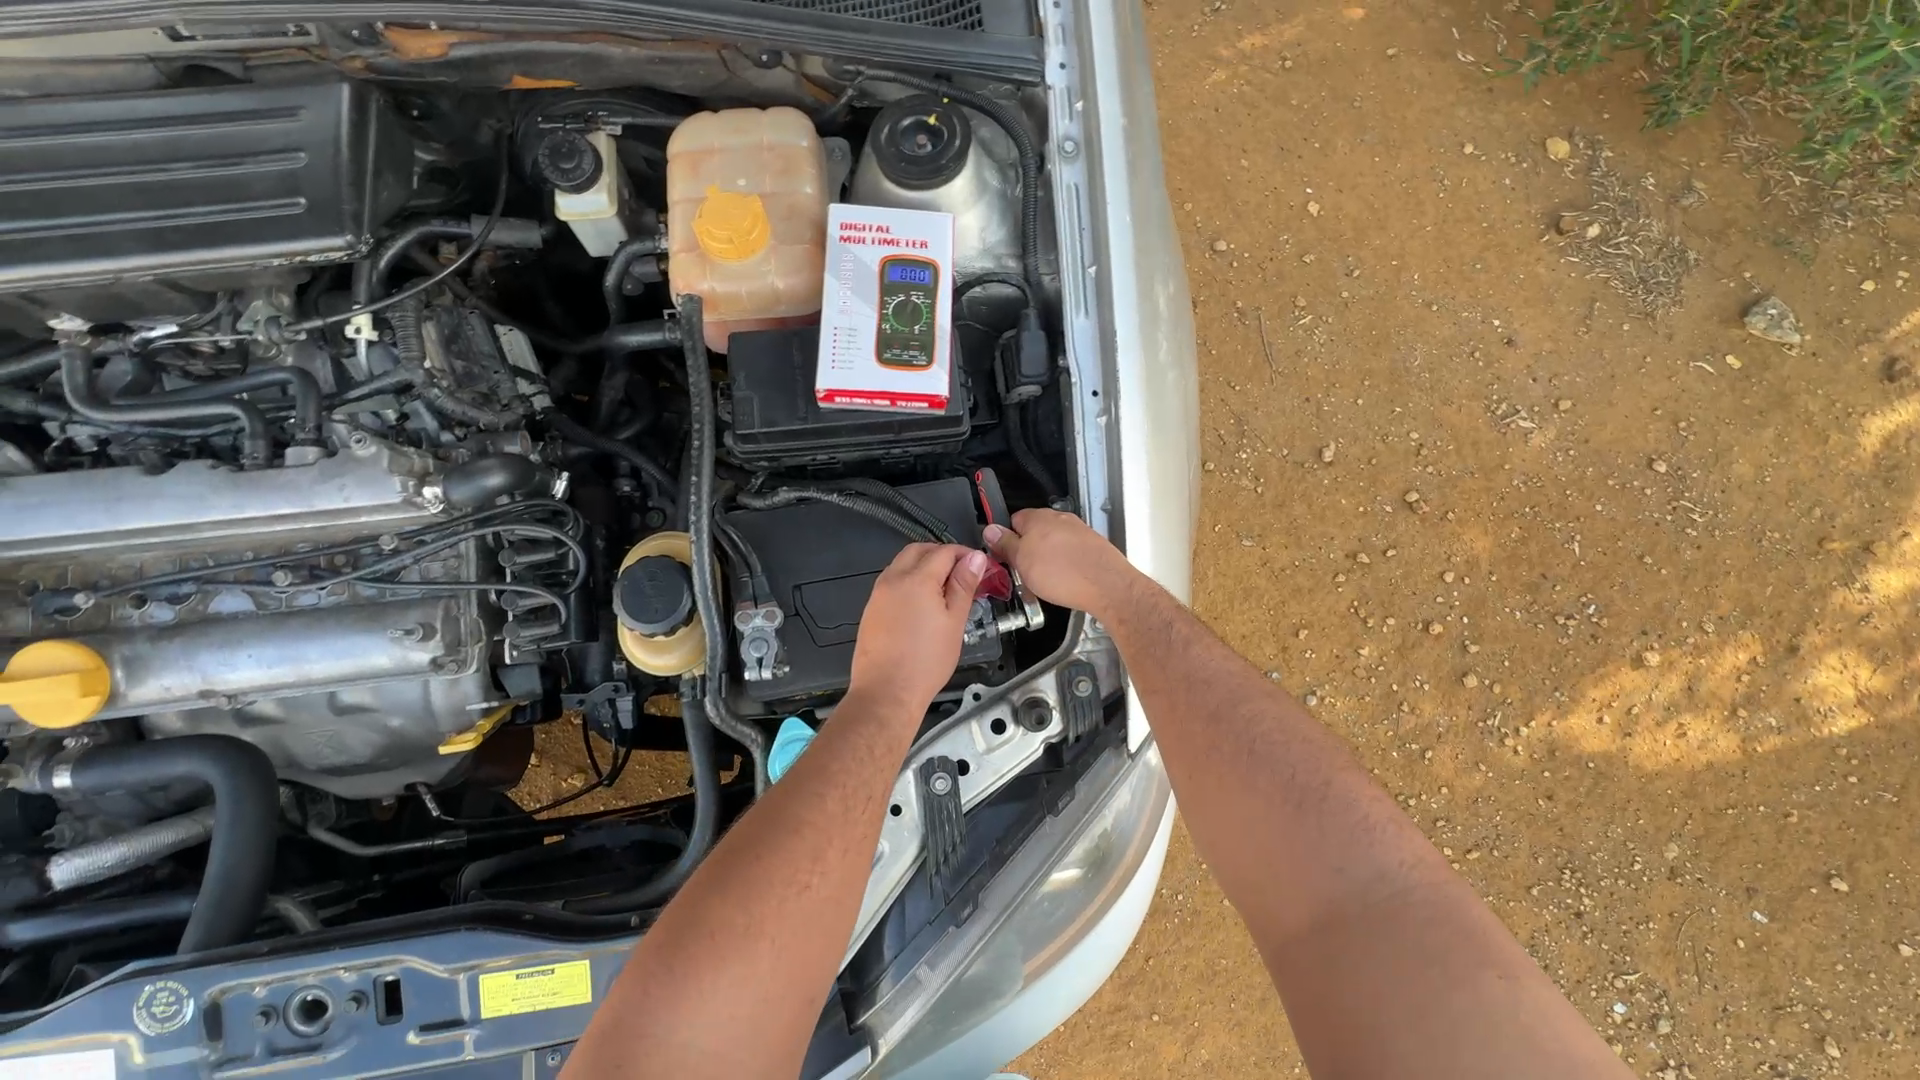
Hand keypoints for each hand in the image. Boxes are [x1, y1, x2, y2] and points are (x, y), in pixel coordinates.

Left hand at [848, 544, 989, 713]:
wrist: (886, 692)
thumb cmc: (925, 662)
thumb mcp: (954, 622)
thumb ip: (963, 585)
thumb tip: (974, 559)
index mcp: (917, 580)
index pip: (945, 552)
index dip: (966, 555)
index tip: (980, 567)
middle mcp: (893, 580)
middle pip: (919, 550)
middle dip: (942, 554)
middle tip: (963, 573)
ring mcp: (878, 594)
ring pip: (902, 564)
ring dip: (924, 566)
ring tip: (945, 588)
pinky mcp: (871, 609)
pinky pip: (892, 582)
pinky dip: (909, 581)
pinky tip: (923, 603)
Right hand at [983, 509, 1137, 617]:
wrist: (1107, 586)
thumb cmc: (1066, 573)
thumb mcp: (1022, 561)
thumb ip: (1005, 544)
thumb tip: (991, 531)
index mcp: (1039, 517)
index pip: (1013, 519)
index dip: (1006, 538)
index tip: (1003, 554)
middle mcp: (1060, 519)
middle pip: (1034, 531)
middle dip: (1027, 550)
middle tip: (1022, 571)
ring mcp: (1079, 532)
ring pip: (1053, 544)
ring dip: (1046, 559)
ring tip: (1044, 581)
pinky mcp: (1092, 547)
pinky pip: (1070, 554)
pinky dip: (1064, 566)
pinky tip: (1064, 582)